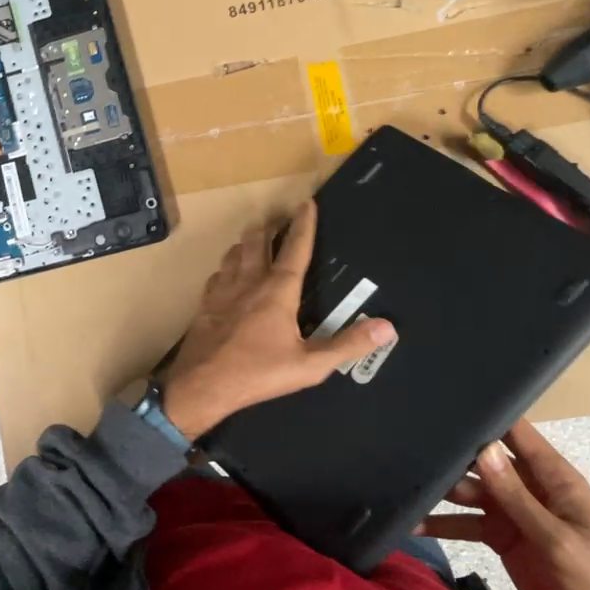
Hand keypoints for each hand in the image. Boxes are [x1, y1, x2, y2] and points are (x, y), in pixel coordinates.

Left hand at [161, 200, 395, 440]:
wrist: (203, 385)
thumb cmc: (258, 374)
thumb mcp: (309, 365)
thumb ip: (347, 345)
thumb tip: (386, 327)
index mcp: (277, 292)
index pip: (295, 250)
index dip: (303, 225)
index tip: (306, 203)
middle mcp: (248, 283)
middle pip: (256, 243)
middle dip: (268, 226)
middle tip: (277, 218)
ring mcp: (222, 293)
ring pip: (233, 255)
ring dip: (245, 243)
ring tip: (253, 239)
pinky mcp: (205, 306)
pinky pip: (216, 276)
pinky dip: (225, 268)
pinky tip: (226, 274)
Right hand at [420, 420, 589, 589]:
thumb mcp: (556, 539)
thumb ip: (517, 497)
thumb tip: (483, 450)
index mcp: (554, 480)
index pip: (519, 436)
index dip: (490, 416)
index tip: (450, 400)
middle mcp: (529, 488)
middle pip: (485, 461)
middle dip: (452, 453)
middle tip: (409, 440)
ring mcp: (511, 512)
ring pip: (468, 490)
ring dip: (441, 489)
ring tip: (403, 483)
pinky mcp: (498, 536)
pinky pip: (464, 523)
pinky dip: (440, 524)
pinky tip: (412, 524)